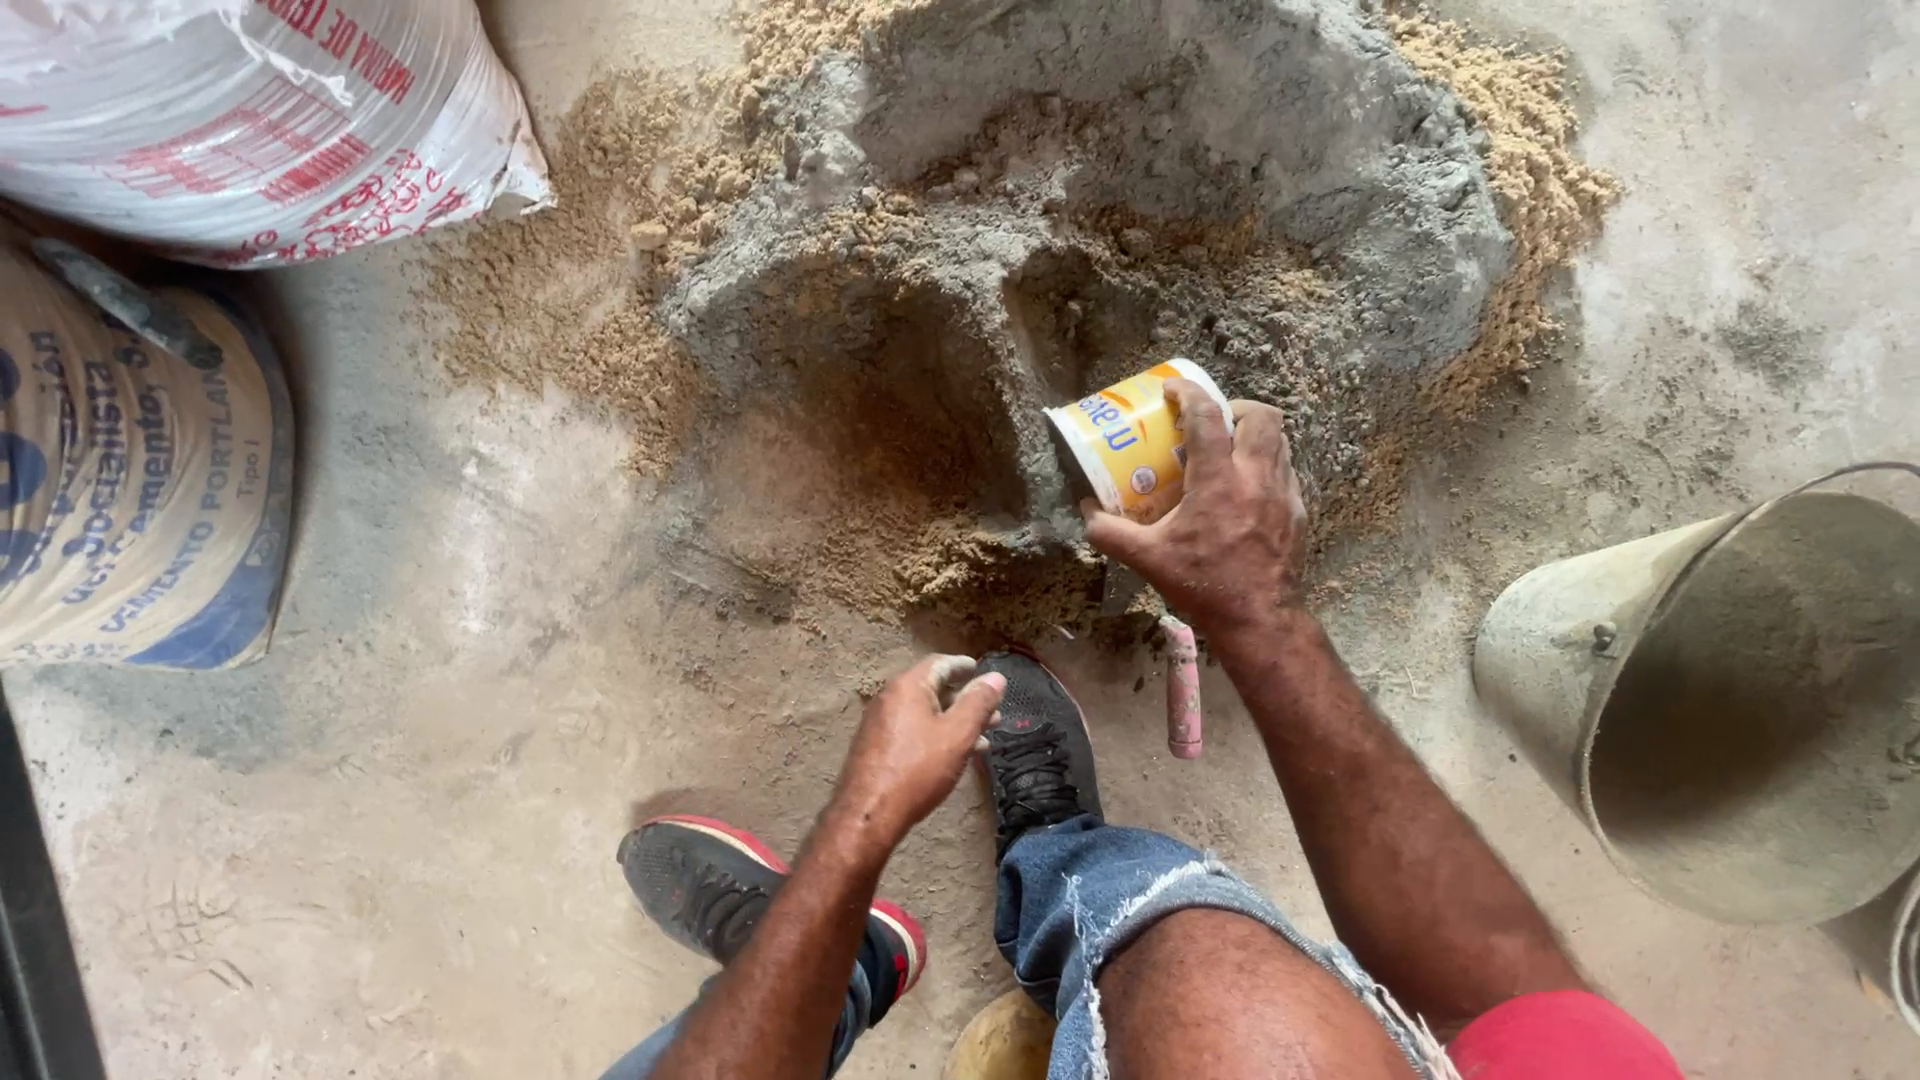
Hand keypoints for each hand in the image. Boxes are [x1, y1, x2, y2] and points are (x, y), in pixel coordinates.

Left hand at [830, 655, 1006, 845]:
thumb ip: (979, 703)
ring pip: (924, 713)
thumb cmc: (918, 769)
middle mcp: (889, 698)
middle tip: (992, 712)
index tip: (979, 669)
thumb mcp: (957, 734)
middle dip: (964, 700)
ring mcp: (879, 723)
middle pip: (932, 689)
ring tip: (982, 738)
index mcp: (908, 686)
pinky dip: (935, 734)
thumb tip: (996, 677)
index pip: (940, 663)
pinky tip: (952, 754)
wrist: (868, 814)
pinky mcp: (876, 746)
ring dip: (953, 721)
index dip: (963, 666)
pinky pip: (912, 729)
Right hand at [1083, 380, 1308, 637]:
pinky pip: (1286, 472)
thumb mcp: (1147, 559)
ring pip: (1279, 441)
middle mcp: (1256, 478)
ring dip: (1254, 434)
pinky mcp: (1297, 513)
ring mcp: (1283, 494)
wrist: (1258, 618)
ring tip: (1229, 450)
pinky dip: (1266, 466)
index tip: (1172, 389)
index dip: (1189, 393)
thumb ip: (1111, 533)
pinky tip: (1246, 489)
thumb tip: (1087, 512)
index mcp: (1218, 482)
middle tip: (1211, 422)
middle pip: (1260, 416)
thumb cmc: (1202, 584)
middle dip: (1235, 408)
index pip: (1207, 417)